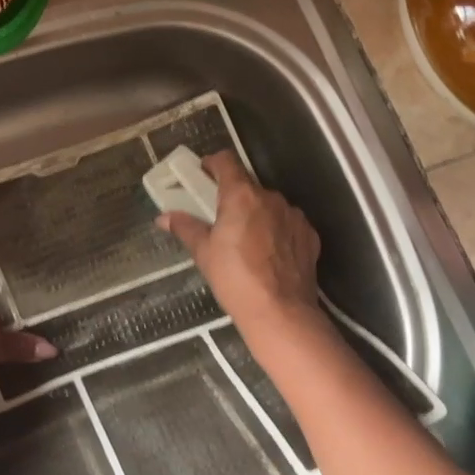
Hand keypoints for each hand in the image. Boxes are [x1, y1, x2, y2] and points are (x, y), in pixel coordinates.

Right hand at [156, 151, 324, 328]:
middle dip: (233, 197)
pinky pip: (288, 223)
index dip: (212, 164)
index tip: (203, 175)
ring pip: (270, 205)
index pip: (226, 161)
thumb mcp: (203, 253)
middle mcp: (270, 198)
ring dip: (257, 214)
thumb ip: (185, 228)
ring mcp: (294, 216)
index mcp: (241, 195)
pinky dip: (277, 230)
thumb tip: (163, 217)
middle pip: (248, 186)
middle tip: (220, 218)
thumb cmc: (235, 278)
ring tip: (247, 241)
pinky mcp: (310, 235)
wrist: (281, 313)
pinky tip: (269, 254)